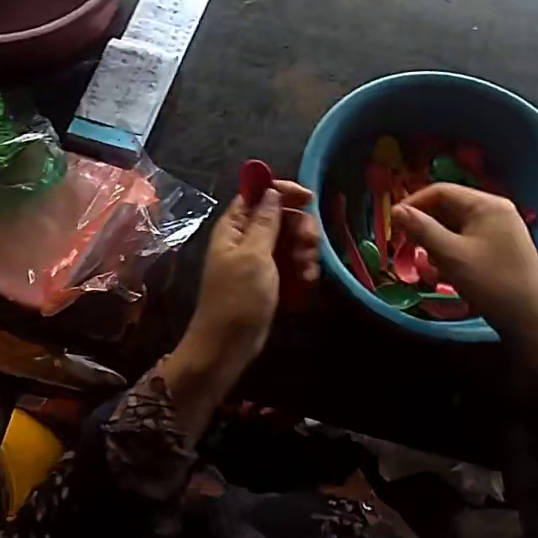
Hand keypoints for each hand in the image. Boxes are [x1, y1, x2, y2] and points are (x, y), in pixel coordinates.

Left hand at [163, 180, 317, 427]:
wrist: (228, 346)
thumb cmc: (237, 298)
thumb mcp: (253, 255)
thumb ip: (264, 222)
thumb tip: (271, 192)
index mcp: (233, 227)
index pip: (258, 194)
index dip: (283, 192)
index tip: (309, 200)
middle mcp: (245, 240)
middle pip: (281, 218)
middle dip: (300, 230)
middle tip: (308, 248)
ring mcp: (258, 262)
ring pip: (291, 243)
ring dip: (305, 255)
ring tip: (306, 274)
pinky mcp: (269, 281)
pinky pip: (291, 266)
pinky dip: (302, 273)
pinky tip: (305, 286)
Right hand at [391, 184, 537, 371]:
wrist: (531, 318)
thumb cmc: (491, 282)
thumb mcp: (450, 254)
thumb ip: (421, 229)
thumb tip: (394, 210)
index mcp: (486, 205)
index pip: (440, 191)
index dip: (412, 204)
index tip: (392, 224)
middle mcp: (495, 211)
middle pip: (447, 208)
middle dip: (423, 225)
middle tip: (404, 245)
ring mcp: (499, 229)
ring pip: (454, 226)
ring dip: (434, 241)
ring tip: (425, 263)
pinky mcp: (499, 247)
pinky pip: (465, 240)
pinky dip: (449, 250)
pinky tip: (444, 271)